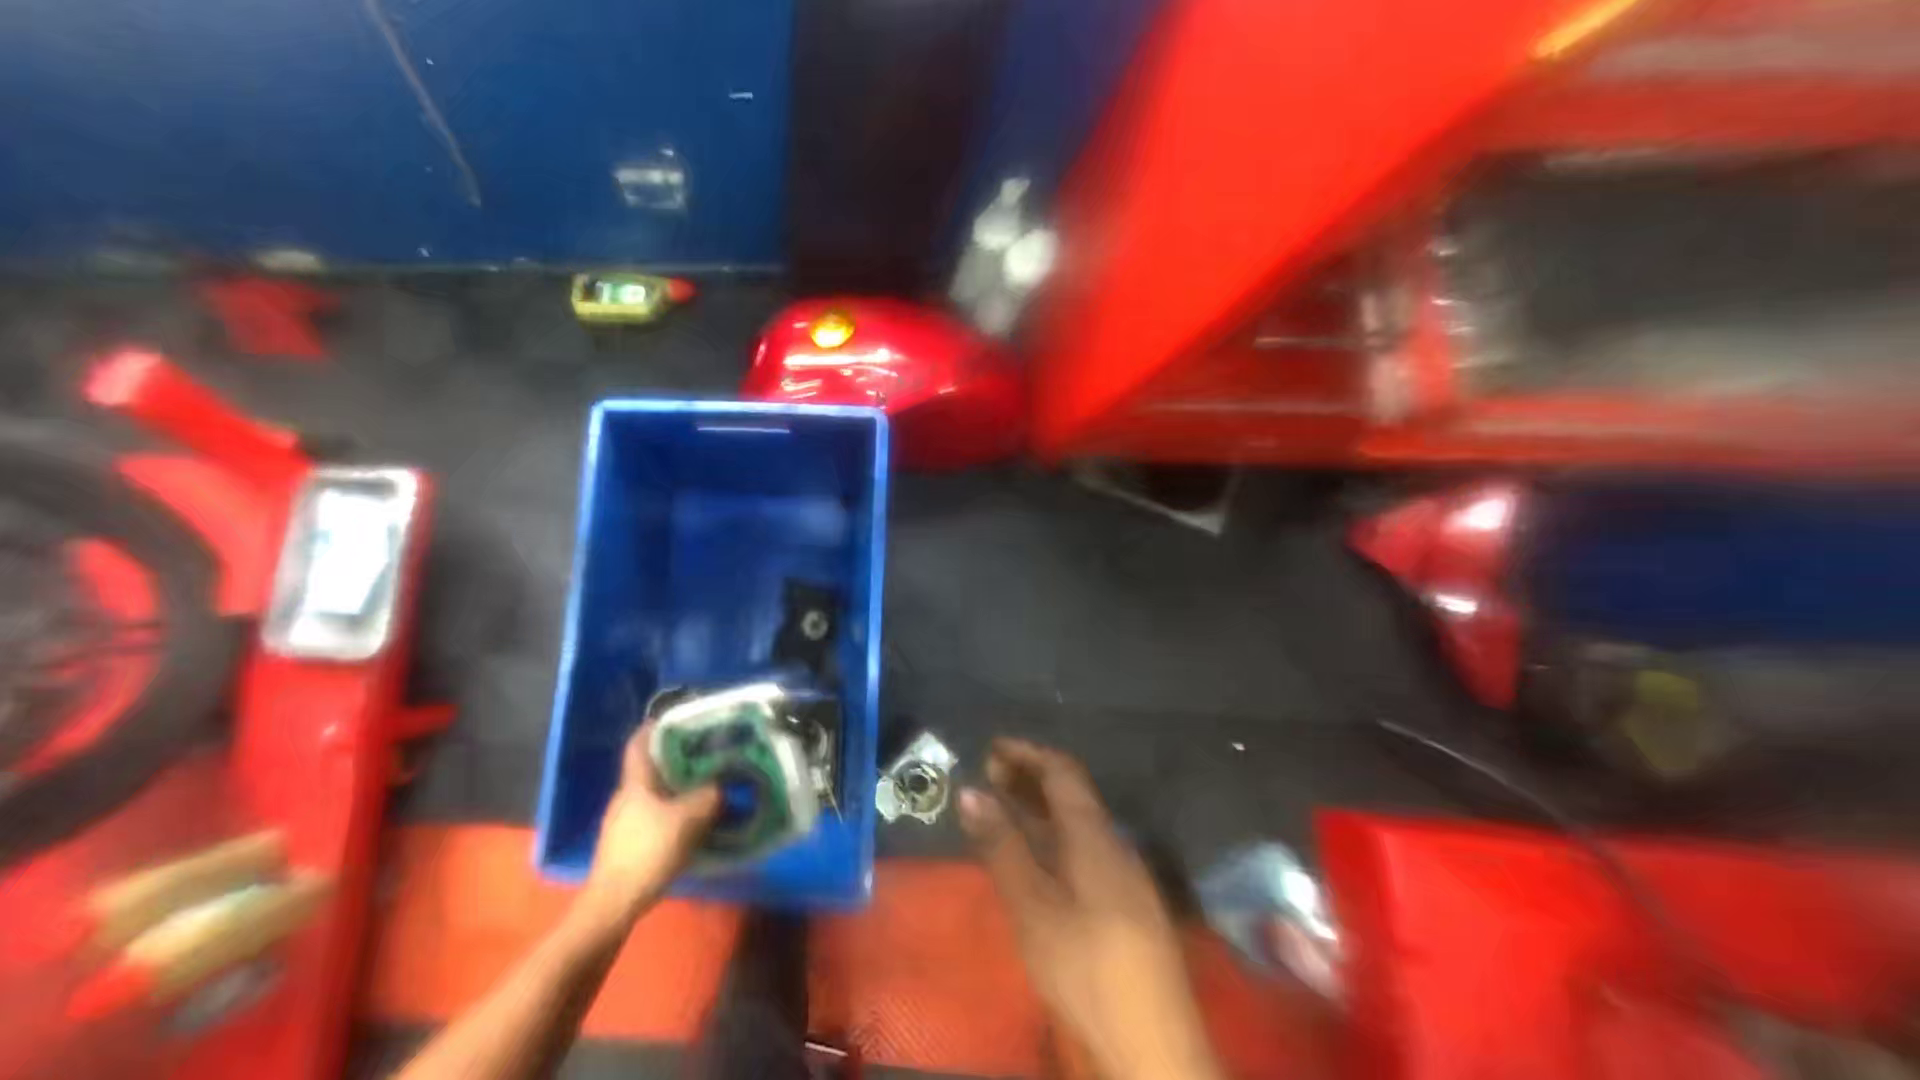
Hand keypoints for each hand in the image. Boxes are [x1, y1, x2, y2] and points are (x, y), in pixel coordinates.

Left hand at [581, 724, 720, 925]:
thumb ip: (709, 796)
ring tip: (709, 787)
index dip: (655, 727)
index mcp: (635, 783)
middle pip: (651, 768)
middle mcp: (626, 797)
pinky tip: (696, 822)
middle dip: (679, 759)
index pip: (639, 744)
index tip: (680, 718)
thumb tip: (721, 786)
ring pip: (656, 793)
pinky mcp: (629, 845)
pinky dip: (676, 812)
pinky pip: (657, 816)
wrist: (613, 904)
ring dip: (680, 788)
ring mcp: (625, 822)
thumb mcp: (688, 818)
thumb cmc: (647, 852)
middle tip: (709, 753)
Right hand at [960, 739, 1223, 1079]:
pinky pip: (1086, 851)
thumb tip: (971, 792)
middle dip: (1032, 779)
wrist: (1155, 1045)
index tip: (993, 748)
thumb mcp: (1032, 908)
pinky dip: (1055, 839)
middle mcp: (1116, 846)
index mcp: (1096, 836)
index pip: (1063, 773)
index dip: (1028, 754)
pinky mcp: (1128, 907)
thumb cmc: (1086, 968)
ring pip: (1080, 826)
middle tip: (992, 773)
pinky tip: (1038, 859)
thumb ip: (1003, 847)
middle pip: (1073, 796)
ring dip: (1042, 810)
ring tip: (1006, 807)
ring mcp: (1126, 877)